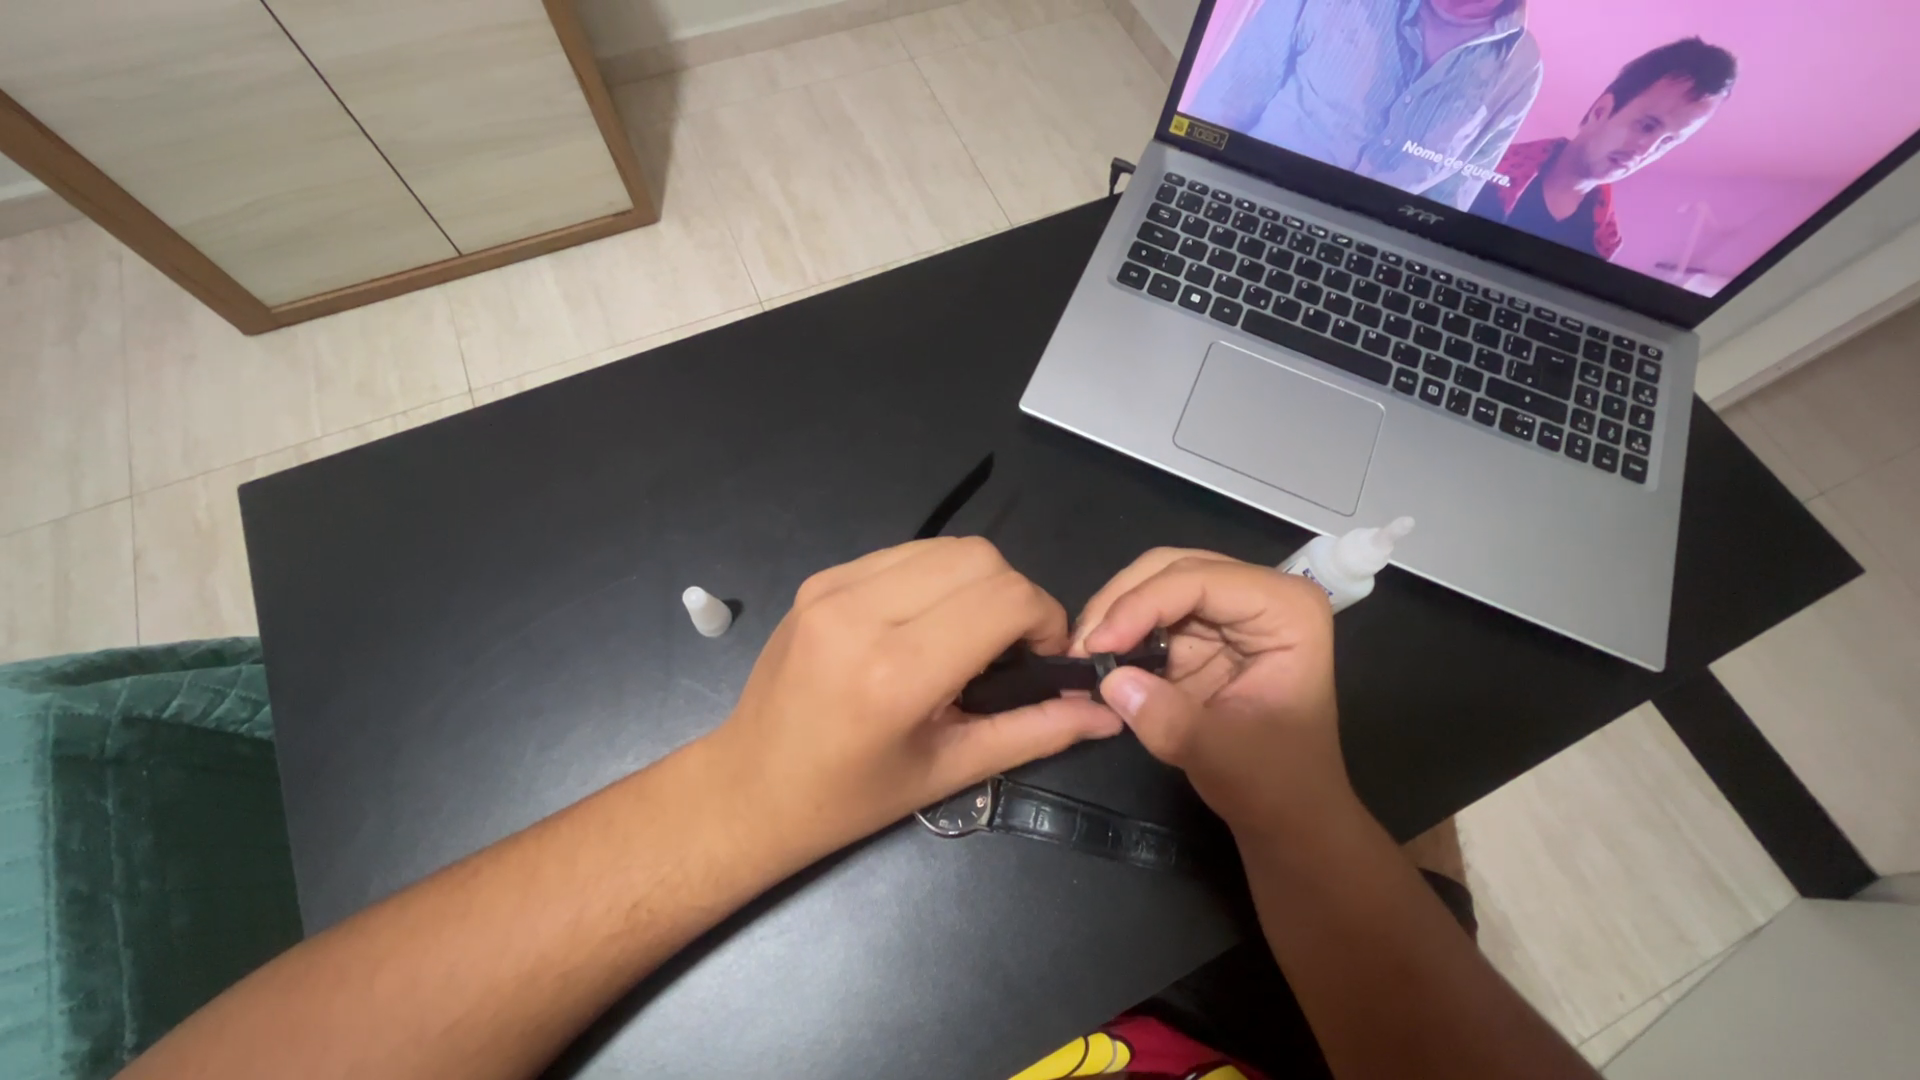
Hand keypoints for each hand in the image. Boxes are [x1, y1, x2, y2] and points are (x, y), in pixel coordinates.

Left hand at [707, 538, 1123, 858]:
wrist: (748, 787)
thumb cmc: (849, 798)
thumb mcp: (949, 770)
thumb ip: (1035, 731)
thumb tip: (1105, 710)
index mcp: (896, 672)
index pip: (1005, 599)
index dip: (1045, 620)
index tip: (1043, 658)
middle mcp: (861, 612)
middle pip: (980, 557)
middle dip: (1016, 597)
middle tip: (1009, 648)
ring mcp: (833, 587)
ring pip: (945, 547)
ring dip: (976, 583)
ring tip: (967, 636)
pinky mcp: (819, 578)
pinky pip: (905, 554)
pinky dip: (935, 579)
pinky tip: (925, 623)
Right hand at [1074, 549, 1352, 839]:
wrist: (1288, 815)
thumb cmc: (1275, 785)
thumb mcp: (1222, 757)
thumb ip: (1168, 718)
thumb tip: (1111, 681)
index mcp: (1287, 610)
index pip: (1202, 580)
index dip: (1142, 605)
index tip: (1097, 647)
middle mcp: (1261, 595)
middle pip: (1173, 568)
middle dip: (1121, 603)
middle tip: (1081, 647)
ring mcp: (1230, 609)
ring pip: (1155, 582)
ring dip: (1113, 614)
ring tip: (1082, 653)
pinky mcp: (1203, 630)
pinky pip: (1149, 612)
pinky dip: (1118, 630)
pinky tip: (1096, 657)